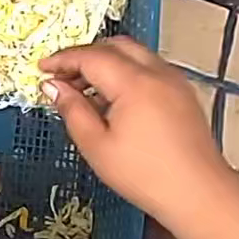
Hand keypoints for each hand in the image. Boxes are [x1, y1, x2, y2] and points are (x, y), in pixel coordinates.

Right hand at [39, 37, 236, 225]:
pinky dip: (125, 74)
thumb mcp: (96, 146)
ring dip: (105, 63)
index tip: (42, 69)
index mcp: (134, 83)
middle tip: (60, 77)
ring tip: (83, 91)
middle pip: (115, 46)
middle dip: (84, 56)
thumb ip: (72, 110)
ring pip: (134, 55)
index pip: (91, 56)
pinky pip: (148, 69)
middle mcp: (157, 72)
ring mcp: (174, 80)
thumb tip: (53, 87)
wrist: (197, 191)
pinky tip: (112, 101)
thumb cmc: (143, 174)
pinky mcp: (182, 93)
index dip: (62, 59)